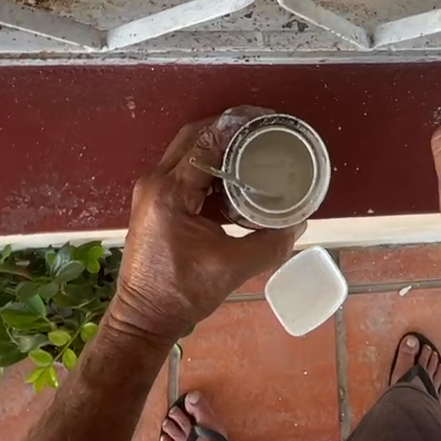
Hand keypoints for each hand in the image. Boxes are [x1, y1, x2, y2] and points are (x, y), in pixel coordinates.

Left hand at [106, 117, 303, 343]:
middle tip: (261, 125)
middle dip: (228, 126)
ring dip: (218, 143)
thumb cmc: (181, 294)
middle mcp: (156, 182)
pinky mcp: (155, 202)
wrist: (142, 321)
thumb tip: (298, 222)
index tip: (265, 119)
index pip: (205, 141)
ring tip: (253, 144)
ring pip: (188, 150)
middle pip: (194, 136)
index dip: (236, 125)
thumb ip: (269, 243)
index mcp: (170, 191)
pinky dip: (209, 163)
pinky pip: (184, 168)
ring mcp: (152, 191)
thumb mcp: (232, 268)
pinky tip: (236, 173)